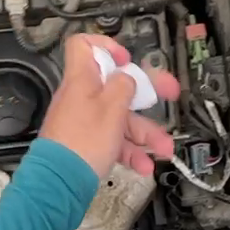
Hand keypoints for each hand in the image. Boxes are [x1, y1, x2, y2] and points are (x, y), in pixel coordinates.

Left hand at [38, 33, 179, 179]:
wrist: (59, 183)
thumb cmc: (83, 142)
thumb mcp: (111, 108)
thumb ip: (124, 86)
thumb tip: (127, 77)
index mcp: (82, 80)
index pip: (83, 46)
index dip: (107, 47)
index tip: (127, 60)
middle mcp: (81, 98)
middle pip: (116, 88)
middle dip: (146, 97)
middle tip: (170, 95)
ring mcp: (83, 122)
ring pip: (119, 119)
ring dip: (145, 133)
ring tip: (164, 148)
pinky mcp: (86, 145)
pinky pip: (112, 141)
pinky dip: (130, 151)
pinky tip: (144, 165)